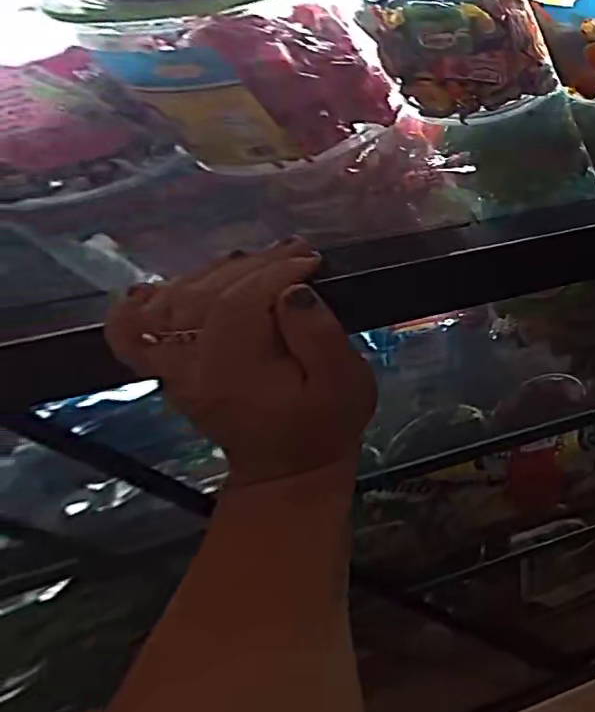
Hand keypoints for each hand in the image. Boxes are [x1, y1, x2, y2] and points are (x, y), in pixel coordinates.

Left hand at [105, 240, 375, 487]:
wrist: (292, 462)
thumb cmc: (329, 419)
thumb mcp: (343, 379)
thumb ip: (319, 335)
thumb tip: (297, 292)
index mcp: (235, 370)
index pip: (236, 304)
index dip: (274, 273)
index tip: (315, 259)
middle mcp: (190, 367)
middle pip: (201, 298)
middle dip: (252, 266)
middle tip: (297, 250)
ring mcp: (173, 369)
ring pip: (170, 306)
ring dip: (212, 274)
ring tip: (258, 259)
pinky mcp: (171, 371)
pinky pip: (134, 335)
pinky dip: (141, 306)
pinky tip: (161, 287)